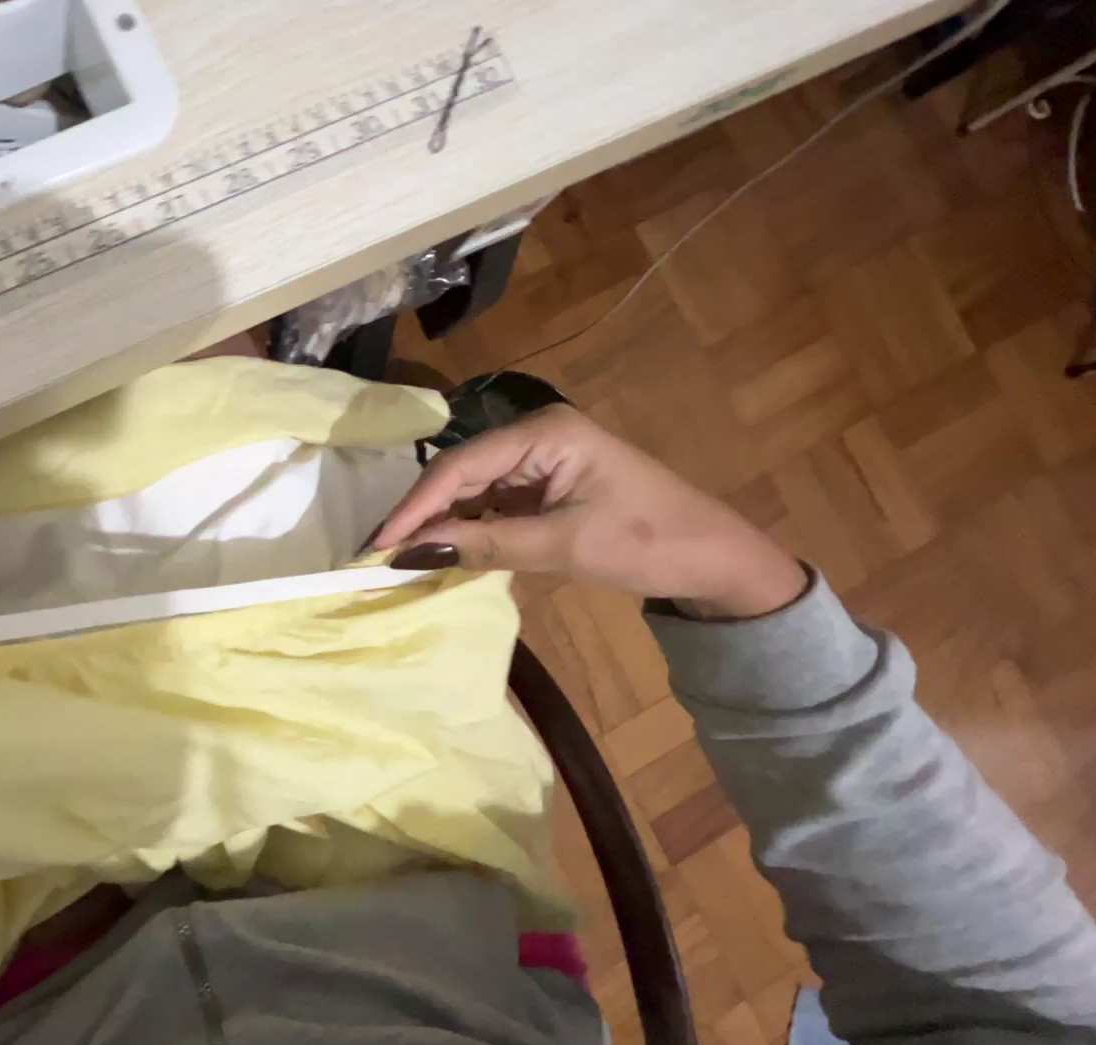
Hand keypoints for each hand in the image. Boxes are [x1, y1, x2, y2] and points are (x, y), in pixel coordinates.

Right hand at [375, 405, 806, 617]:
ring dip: (440, 522)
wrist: (716, 561)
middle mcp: (535, 437)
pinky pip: (490, 505)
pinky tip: (442, 549)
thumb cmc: (649, 543)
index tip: (379, 543)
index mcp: (545, 433)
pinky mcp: (543, 487)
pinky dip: (467, 529)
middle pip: (460, 473)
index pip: (460, 464)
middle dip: (422, 513)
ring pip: (471, 490)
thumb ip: (485, 545)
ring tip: (402, 554)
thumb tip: (411, 552)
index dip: (415, 504)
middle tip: (381, 552)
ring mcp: (539, 461)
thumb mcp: (563, 546)